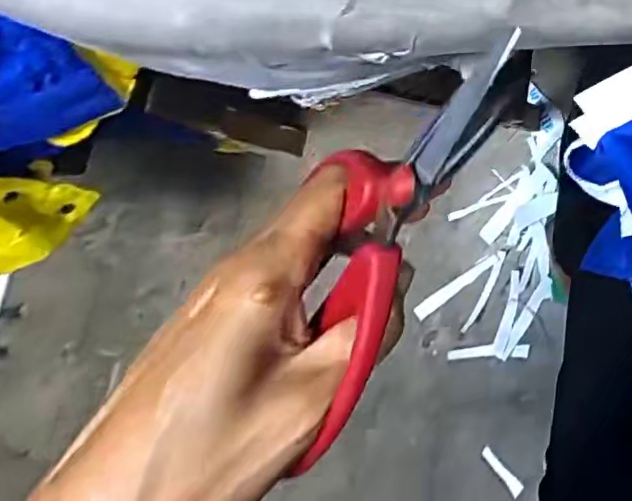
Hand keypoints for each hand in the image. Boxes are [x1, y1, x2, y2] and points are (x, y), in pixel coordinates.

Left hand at [32, 164, 408, 500]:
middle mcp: (235, 270)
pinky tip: (333, 319)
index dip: (386, 179)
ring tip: (374, 296)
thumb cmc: (211, 452)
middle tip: (410, 240)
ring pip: (307, 244)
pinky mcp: (211, 319)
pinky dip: (325, 275)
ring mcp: (217, 294)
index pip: (334, 185)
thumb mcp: (320, 386)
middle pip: (322, 210)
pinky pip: (286, 273)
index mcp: (263, 274)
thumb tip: (394, 274)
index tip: (420, 200)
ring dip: (352, 253)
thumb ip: (375, 316)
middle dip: (376, 217)